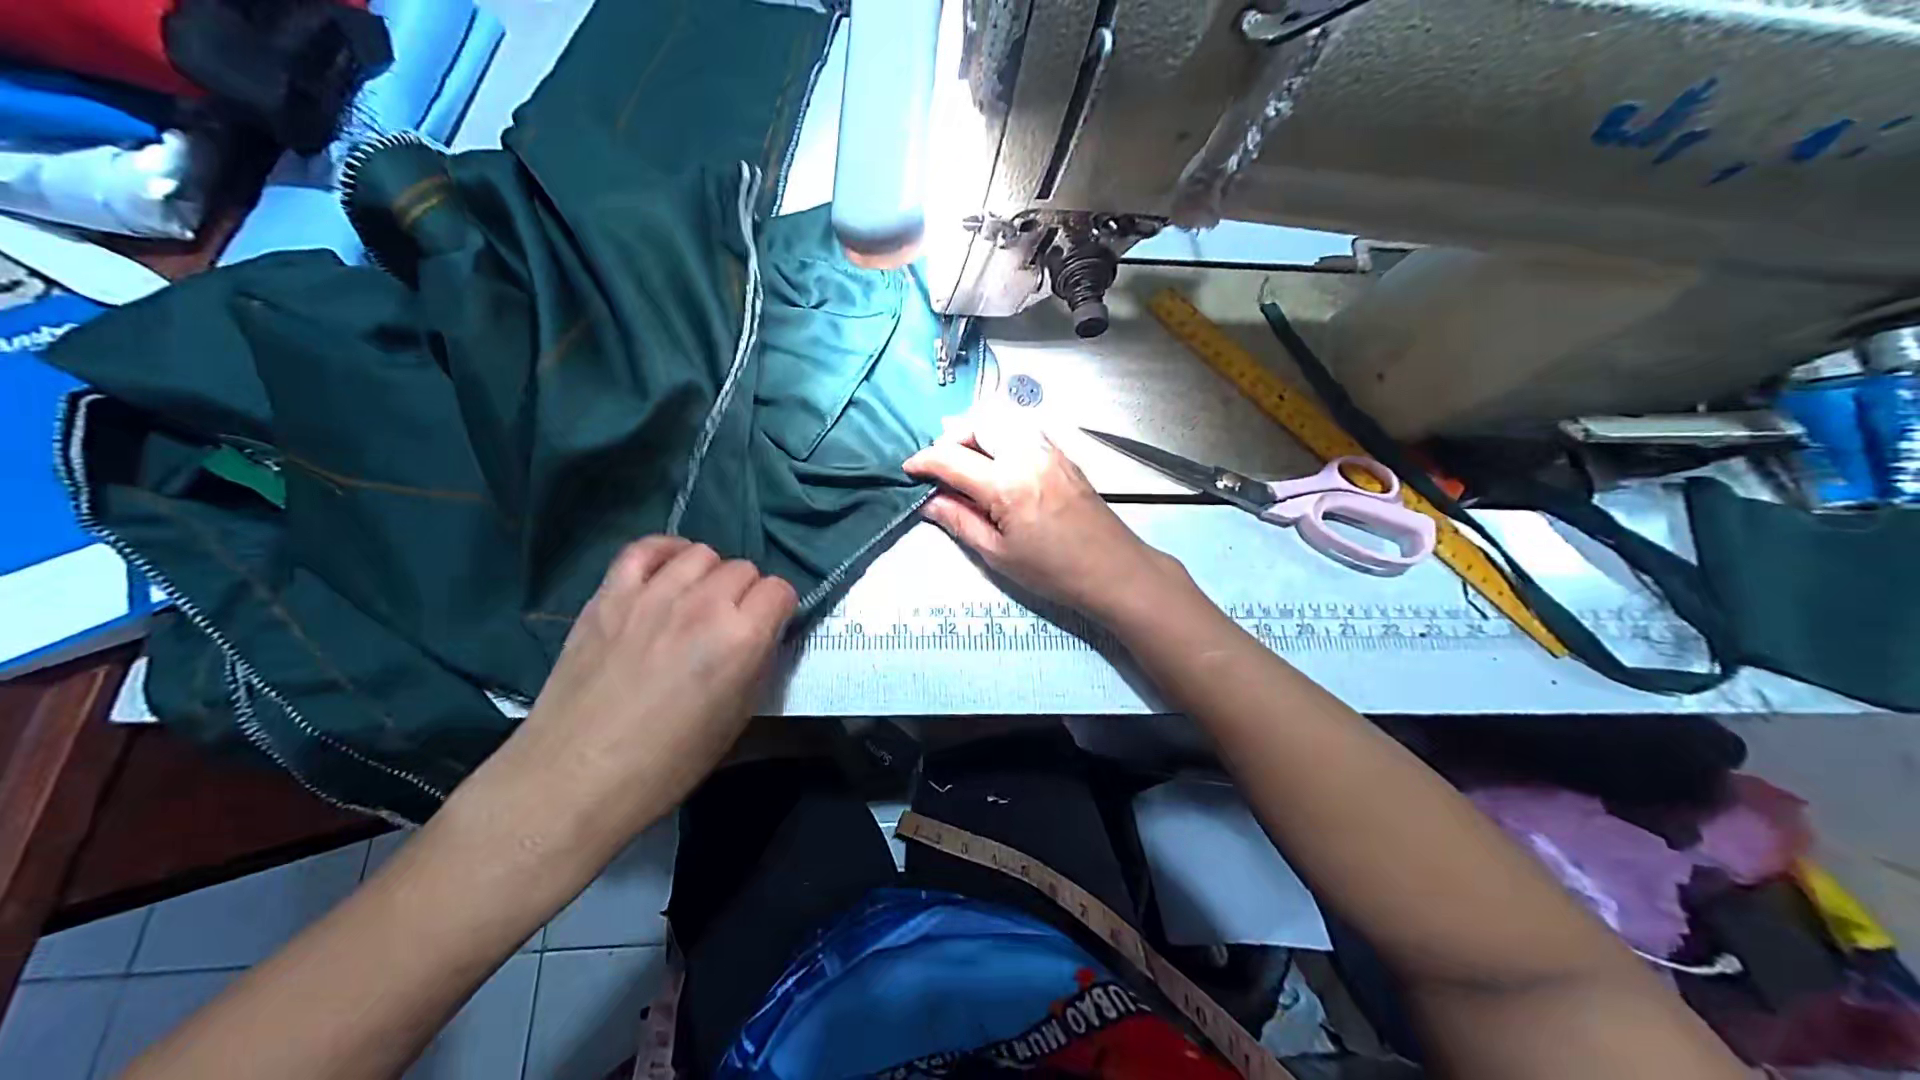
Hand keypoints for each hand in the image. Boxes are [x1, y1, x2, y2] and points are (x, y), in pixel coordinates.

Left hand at [465, 537, 796, 838]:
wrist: (576, 777)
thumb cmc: (668, 763)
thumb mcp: (737, 720)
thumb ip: (758, 665)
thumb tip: (762, 637)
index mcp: (741, 639)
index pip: (780, 591)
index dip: (779, 610)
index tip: (768, 629)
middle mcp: (703, 605)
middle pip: (744, 568)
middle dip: (747, 594)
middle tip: (731, 624)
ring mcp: (652, 594)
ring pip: (701, 554)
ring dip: (710, 575)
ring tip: (698, 602)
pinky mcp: (609, 594)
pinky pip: (645, 548)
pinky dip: (664, 553)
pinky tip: (668, 572)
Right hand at [903, 416, 1189, 623]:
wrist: (1114, 570)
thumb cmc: (1054, 571)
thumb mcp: (998, 555)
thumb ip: (959, 521)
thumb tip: (929, 502)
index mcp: (1007, 483)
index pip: (952, 459)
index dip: (924, 461)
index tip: (909, 469)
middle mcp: (1027, 455)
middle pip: (977, 423)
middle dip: (951, 438)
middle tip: (940, 466)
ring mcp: (1049, 450)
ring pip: (1003, 420)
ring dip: (977, 431)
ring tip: (967, 461)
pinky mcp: (1063, 454)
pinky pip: (1024, 428)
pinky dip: (1002, 434)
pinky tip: (997, 459)